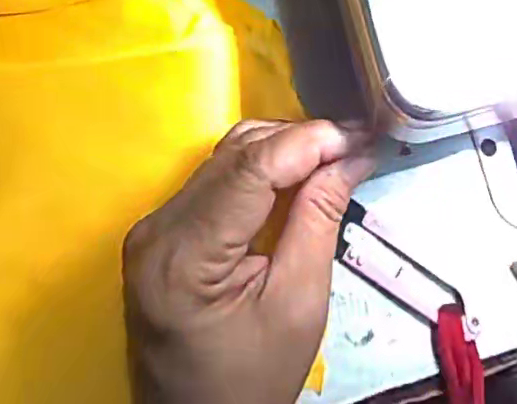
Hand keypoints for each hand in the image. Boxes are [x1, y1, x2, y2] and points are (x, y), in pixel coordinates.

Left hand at [123, 120, 376, 403]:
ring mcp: (156, 223)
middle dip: (303, 140)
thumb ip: (320, 218)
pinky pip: (221, 173)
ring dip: (285, 146)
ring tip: (334, 156)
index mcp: (186, 254)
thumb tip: (350, 154)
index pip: (252, 167)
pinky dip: (264, 164)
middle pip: (239, 153)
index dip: (310, 140)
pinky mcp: (164, 226)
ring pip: (230, 154)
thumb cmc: (252, 382)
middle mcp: (159, 226)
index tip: (360, 137)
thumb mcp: (299, 305)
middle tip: (355, 146)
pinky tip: (298, 170)